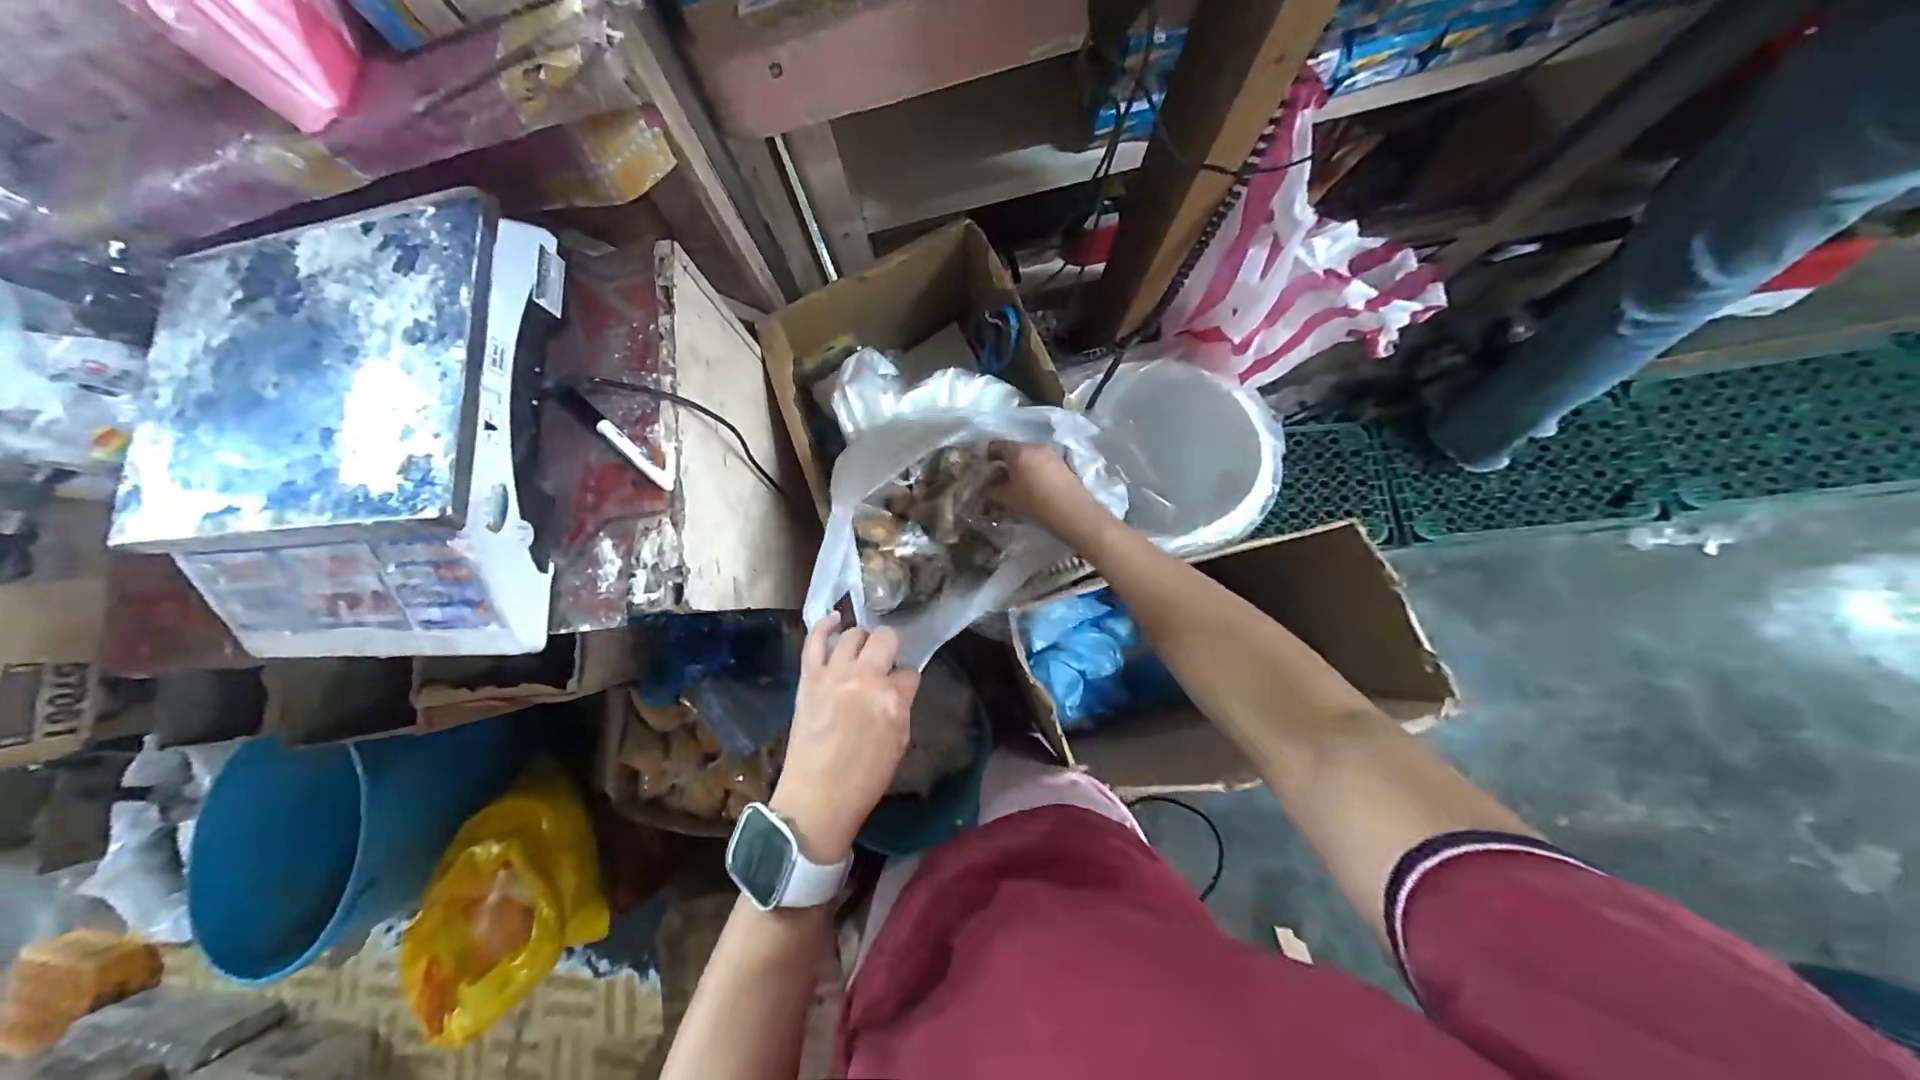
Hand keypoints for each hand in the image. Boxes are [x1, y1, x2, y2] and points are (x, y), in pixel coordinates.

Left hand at [770, 613, 919, 862]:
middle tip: (885, 664)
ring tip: (862, 652)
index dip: (906, 679)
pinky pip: (815, 639)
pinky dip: (825, 625)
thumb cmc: (864, 779)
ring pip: (854, 634)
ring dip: (863, 641)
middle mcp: (865, 677)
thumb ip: (901, 706)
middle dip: (890, 648)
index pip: (909, 671)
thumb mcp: (899, 742)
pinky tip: (835, 619)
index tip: (901, 687)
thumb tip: (898, 686)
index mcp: (892, 699)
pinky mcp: (809, 677)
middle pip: (886, 639)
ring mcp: (833, 673)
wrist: (817, 798)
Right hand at [988, 441, 1108, 541]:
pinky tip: (1033, 481)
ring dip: (1020, 463)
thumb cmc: (1034, 501)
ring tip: (1016, 479)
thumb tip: (985, 485)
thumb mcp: (1007, 497)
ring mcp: (1050, 452)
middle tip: (998, 474)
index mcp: (1018, 451)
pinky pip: (1041, 459)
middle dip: (1004, 460)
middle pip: (1014, 448)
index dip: (987, 455)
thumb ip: (991, 489)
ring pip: (1029, 453)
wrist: (1069, 509)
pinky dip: (1033, 466)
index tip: (984, 466)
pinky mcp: (1061, 461)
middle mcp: (1035, 445)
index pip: (996, 445)